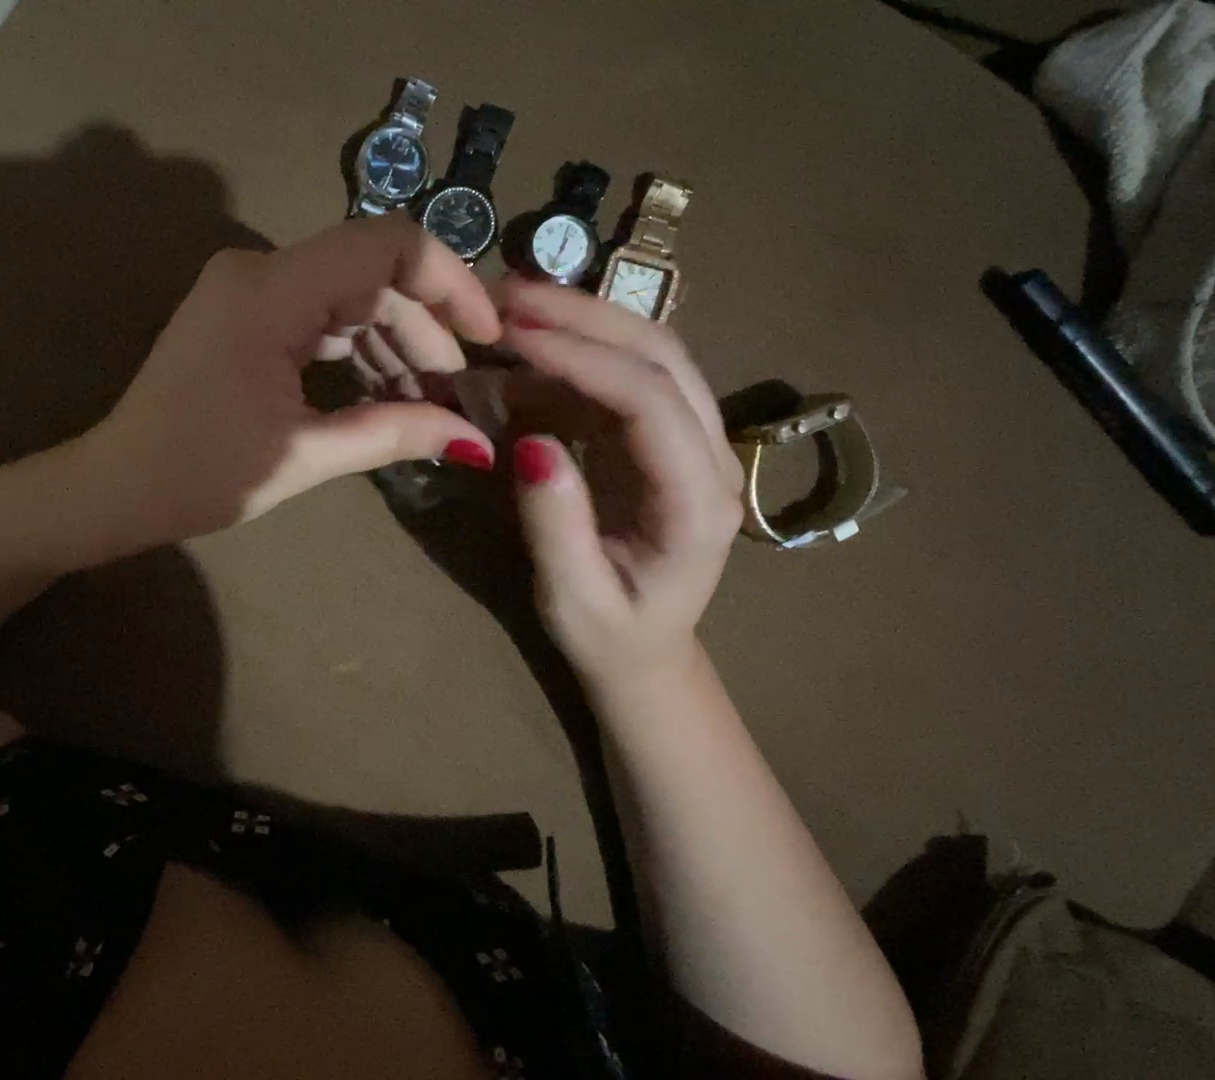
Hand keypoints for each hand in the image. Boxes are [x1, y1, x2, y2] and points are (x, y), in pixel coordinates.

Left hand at [81, 215, 501, 542]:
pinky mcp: (243, 315)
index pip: (386, 244)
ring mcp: (247, 290)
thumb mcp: (306, 456)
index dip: (450, 281)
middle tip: (457, 396)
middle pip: (370, 273)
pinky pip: (318, 315)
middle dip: (424, 330)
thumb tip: (477, 439)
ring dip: (393, 343)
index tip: (486, 336)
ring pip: (347, 295)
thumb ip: (393, 433)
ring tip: (428, 405)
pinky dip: (356, 349)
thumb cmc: (201, 474)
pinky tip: (386, 393)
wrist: (116, 488)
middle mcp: (259, 270)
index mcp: (270, 291)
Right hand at [496, 277, 744, 670]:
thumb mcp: (574, 598)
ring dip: (580, 322)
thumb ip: (556, 525)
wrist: (645, 651)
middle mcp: (709, 456)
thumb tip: (528, 441)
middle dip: (584, 316)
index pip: (651, 402)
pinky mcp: (657, 439)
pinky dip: (569, 358)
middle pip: (661, 356)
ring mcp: (687, 440)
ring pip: (647, 353)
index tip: (514, 337)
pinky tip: (521, 357)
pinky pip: (619, 379)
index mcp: (697, 502)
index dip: (583, 359)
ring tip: (507, 310)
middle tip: (505, 296)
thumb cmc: (611, 635)